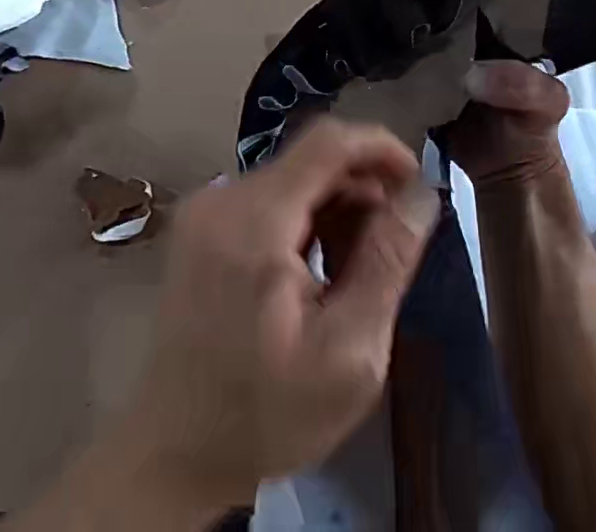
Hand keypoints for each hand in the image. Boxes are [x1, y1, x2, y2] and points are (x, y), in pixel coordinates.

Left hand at [116, 120, 438, 512]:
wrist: (174, 455)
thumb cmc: (266, 413)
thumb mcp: (349, 351)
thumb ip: (388, 262)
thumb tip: (421, 192)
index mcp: (253, 225)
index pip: (329, 141)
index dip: (382, 147)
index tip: (416, 183)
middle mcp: (222, 201)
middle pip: (314, 157)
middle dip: (365, 187)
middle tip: (392, 242)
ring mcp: (207, 212)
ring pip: (299, 175)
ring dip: (341, 205)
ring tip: (358, 265)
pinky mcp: (205, 227)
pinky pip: (276, 195)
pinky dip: (312, 217)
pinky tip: (323, 265)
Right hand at [344, 0, 570, 191]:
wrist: (507, 172)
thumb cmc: (532, 129)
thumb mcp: (546, 103)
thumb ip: (524, 86)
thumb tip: (475, 76)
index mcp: (499, 21)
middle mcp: (464, 27)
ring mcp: (436, 52)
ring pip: (405, 9)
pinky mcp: (413, 78)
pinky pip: (388, 48)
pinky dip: (367, 30)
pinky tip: (345, 16)